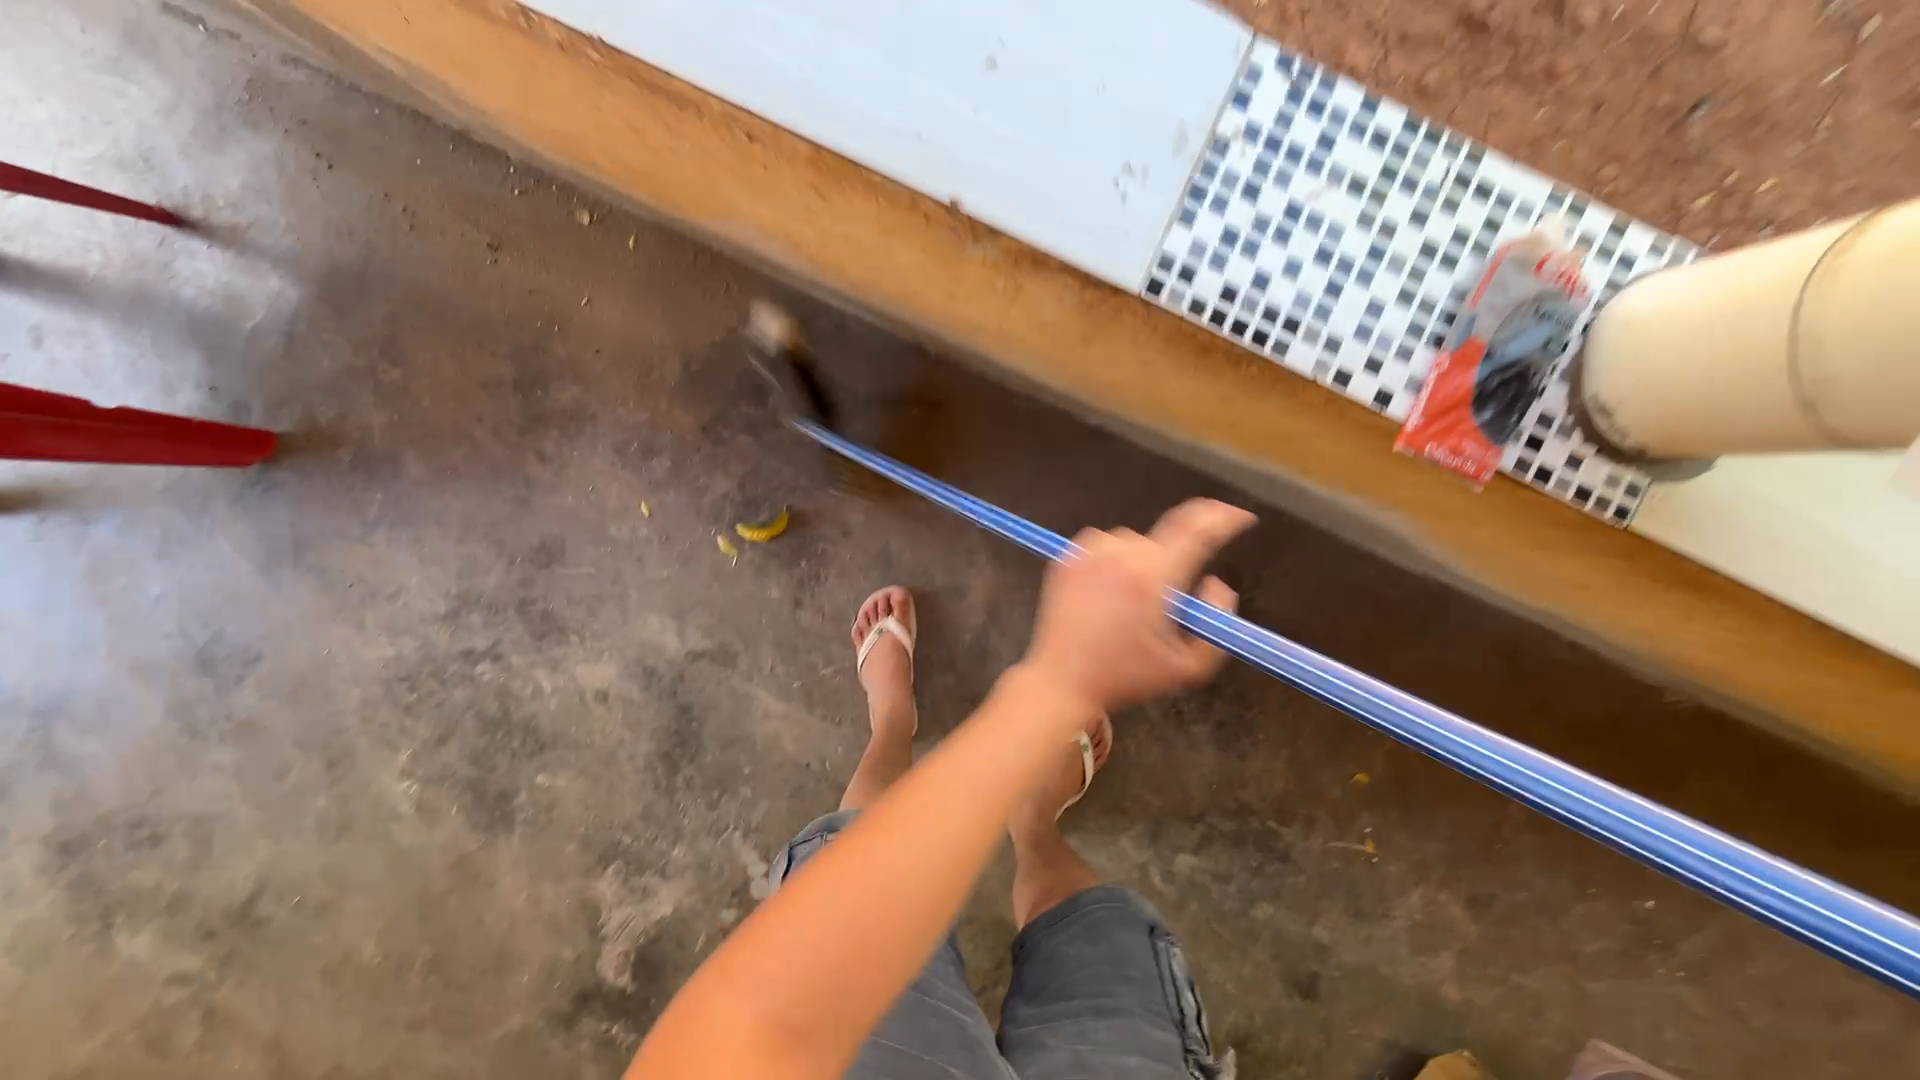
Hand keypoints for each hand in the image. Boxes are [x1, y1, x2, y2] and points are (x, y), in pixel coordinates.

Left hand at [1019, 499, 1254, 714]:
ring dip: (1142, 562)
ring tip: (1131, 603)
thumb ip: (1217, 622)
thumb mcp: (1188, 668)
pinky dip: (1112, 561)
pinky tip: (1107, 594)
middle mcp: (1120, 556)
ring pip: (1132, 542)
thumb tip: (1217, 585)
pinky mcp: (1066, 559)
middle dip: (1175, 563)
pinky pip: (1102, 546)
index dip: (1224, 519)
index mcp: (1151, 578)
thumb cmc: (1125, 677)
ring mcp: (1088, 554)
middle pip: (1165, 540)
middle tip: (1164, 602)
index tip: (1241, 517)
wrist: (1063, 682)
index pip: (1196, 532)